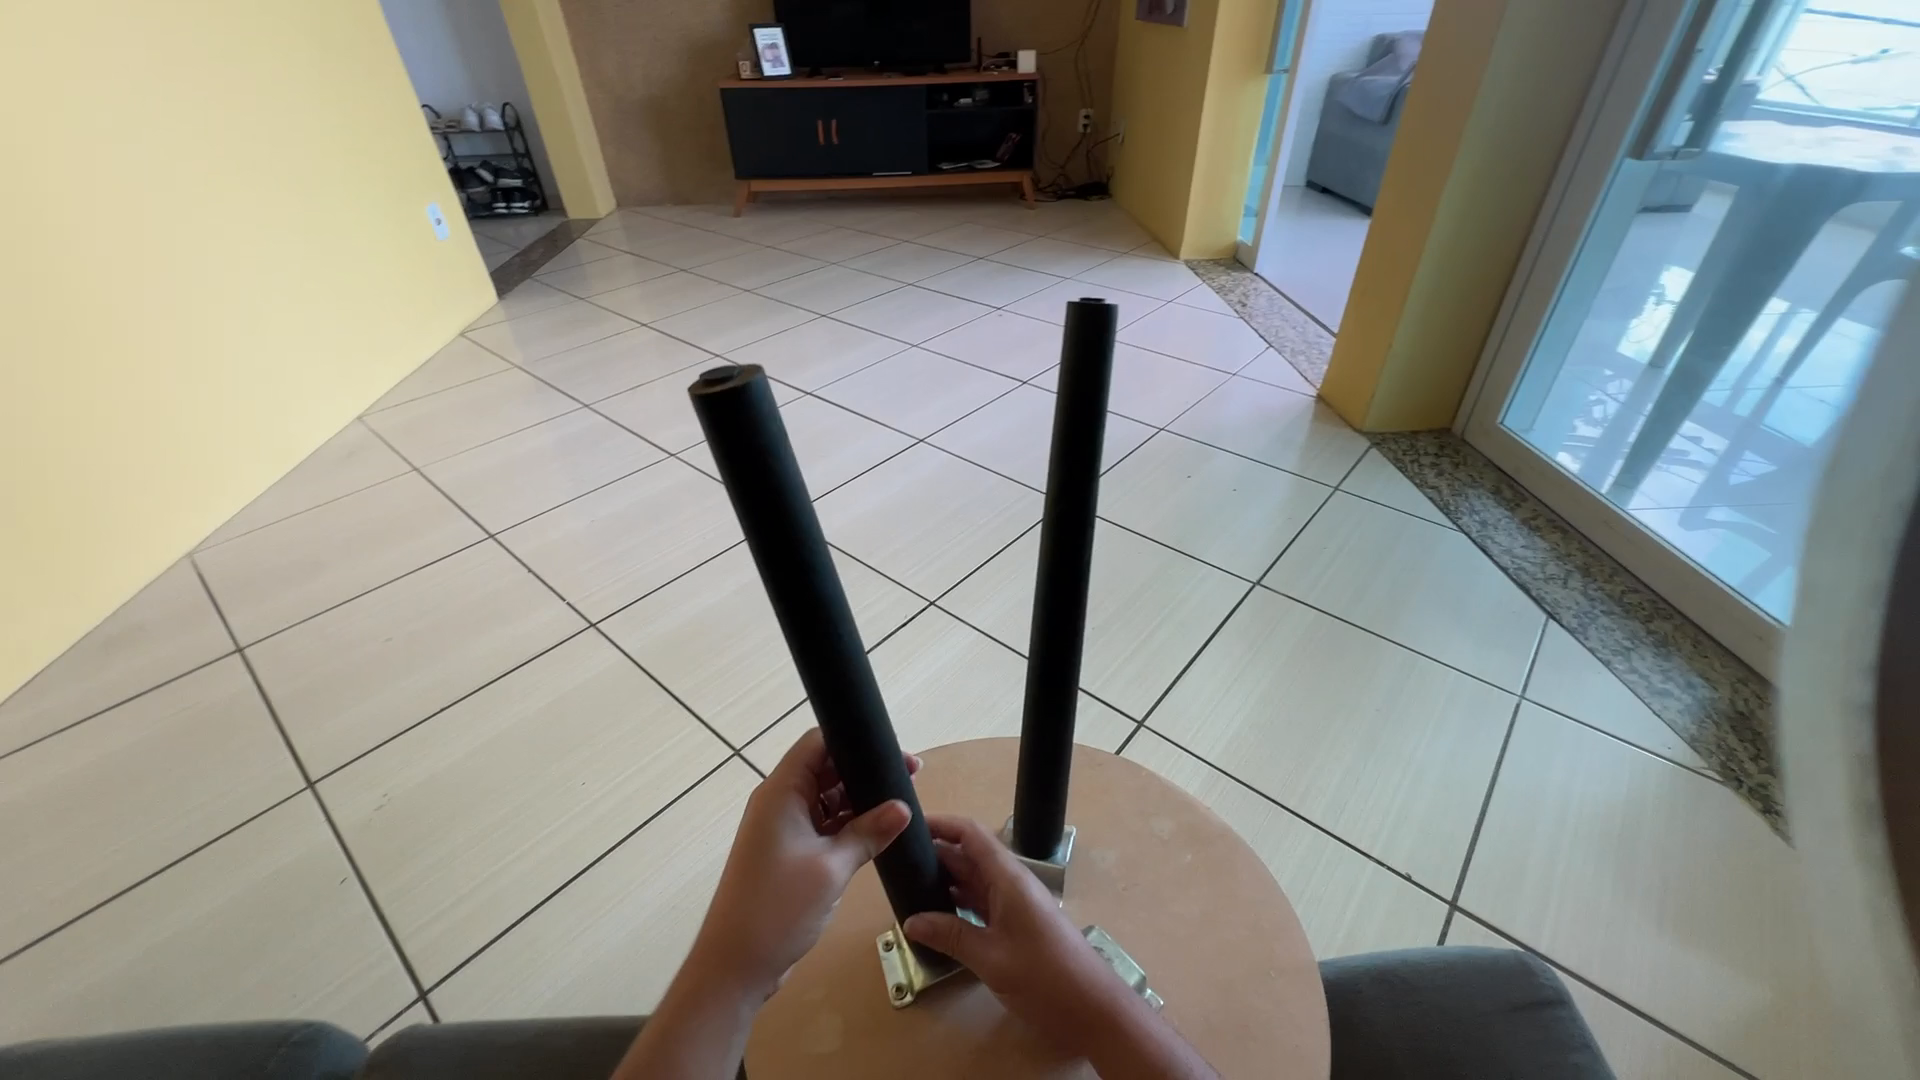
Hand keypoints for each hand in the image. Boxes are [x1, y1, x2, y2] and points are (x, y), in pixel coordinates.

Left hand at [688, 729, 917, 996]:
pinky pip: (823, 824)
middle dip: (865, 771)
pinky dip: (849, 824)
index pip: (818, 743)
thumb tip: (903, 808)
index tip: (894, 753)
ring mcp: (783, 828)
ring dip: (860, 800)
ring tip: (900, 803)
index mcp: (781, 792)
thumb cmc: (776, 908)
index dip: (855, 740)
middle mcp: (780, 802)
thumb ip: (869, 833)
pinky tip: (879, 830)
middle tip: (910, 777)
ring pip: (827, 798)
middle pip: (826, 768)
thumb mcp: (831, 868)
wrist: (734, 966)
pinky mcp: (789, 851)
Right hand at [902, 814, 1122, 1051]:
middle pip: (968, 856)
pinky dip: (957, 905)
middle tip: (897, 862)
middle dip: (935, 855)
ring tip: (907, 887)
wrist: (1093, 1008)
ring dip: (944, 882)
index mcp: (1007, 877)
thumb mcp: (991, 958)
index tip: (909, 826)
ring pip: (973, 881)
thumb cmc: (1045, 976)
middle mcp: (1010, 883)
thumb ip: (951, 936)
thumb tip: (911, 921)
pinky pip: (981, 904)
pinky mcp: (1016, 925)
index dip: (941, 824)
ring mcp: (1014, 904)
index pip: (970, 834)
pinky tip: (934, 917)